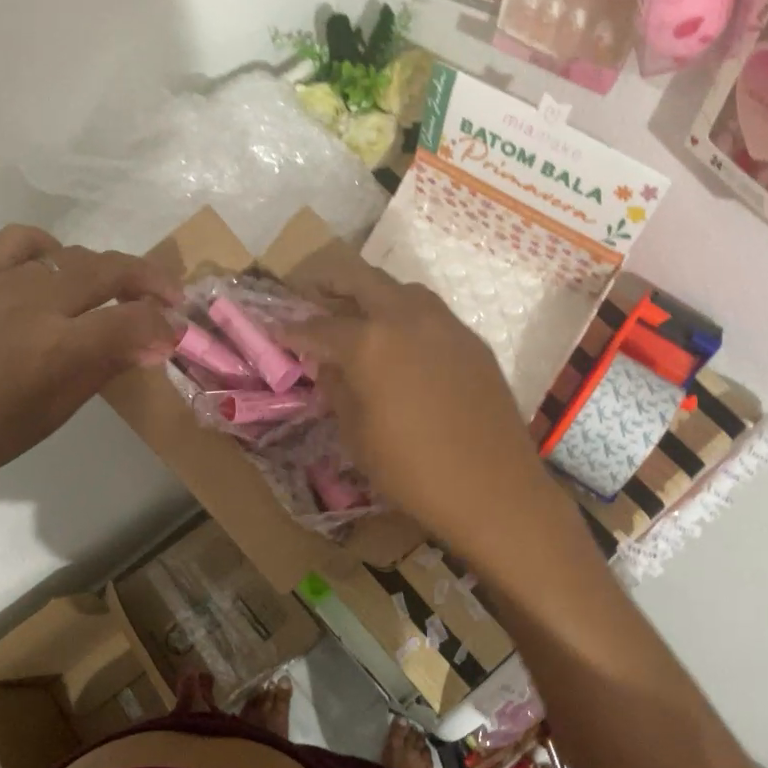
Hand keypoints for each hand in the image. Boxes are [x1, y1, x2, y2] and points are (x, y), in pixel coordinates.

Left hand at [0, 225, 180, 508]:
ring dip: (107, 269)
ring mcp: (0, 283)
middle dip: (150, 282)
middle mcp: (32, 303)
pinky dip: (51, 248)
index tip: (177, 335)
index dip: (163, 326)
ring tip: (121, 290)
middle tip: (171, 300)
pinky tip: (59, 269)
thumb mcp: (57, 411)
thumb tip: (151, 342)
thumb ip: (105, 366)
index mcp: (55, 348)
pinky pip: (21, 241)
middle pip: (109, 271)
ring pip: (74, 255)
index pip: (131, 320)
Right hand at [282, 256, 561, 552]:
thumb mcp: (357, 437)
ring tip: (356, 315)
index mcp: (370, 343)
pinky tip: (400, 343)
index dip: (292, 330)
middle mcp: (407, 318)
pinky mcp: (471, 340)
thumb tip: (329, 366)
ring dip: (373, 294)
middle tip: (308, 294)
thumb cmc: (412, 471)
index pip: (319, 326)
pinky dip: (405, 316)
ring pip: (400, 289)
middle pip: (360, 280)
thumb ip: (338, 391)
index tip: (275, 330)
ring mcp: (445, 324)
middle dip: (329, 284)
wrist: (492, 488)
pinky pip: (430, 313)